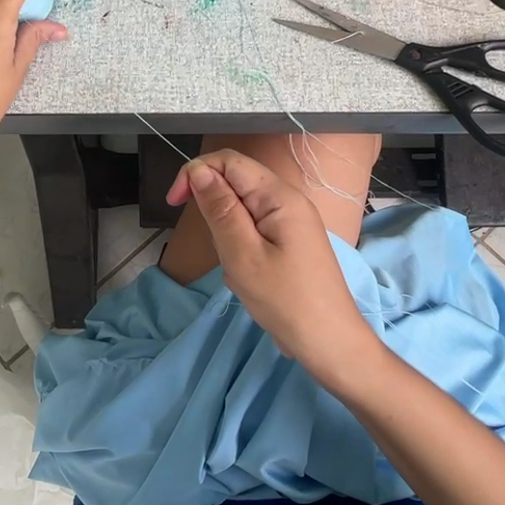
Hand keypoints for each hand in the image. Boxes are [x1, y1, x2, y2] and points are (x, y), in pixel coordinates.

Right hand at [168, 149, 377, 376]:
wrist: (329, 343)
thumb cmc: (285, 300)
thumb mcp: (242, 254)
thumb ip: (219, 208)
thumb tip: (198, 171)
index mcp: (279, 196)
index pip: (229, 161)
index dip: (196, 173)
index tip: (174, 203)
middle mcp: (288, 200)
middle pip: (236, 182)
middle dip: (214, 211)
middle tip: (219, 250)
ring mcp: (291, 221)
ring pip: (241, 209)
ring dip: (227, 235)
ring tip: (238, 268)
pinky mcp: (290, 241)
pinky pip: (254, 230)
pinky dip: (240, 248)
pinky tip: (248, 276)